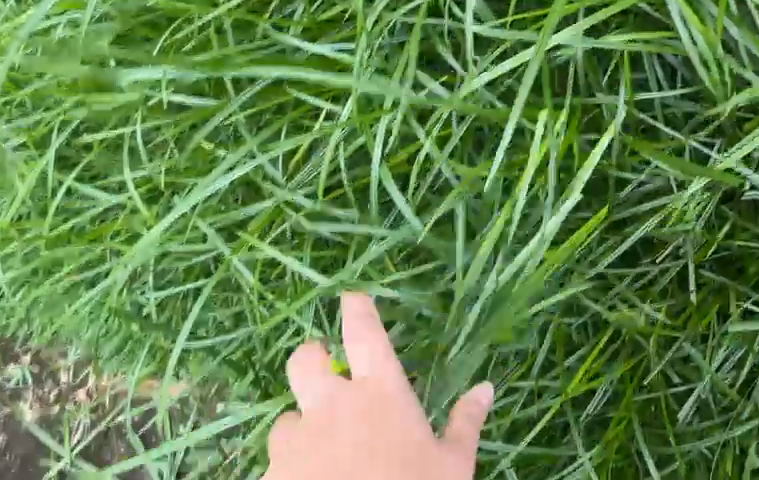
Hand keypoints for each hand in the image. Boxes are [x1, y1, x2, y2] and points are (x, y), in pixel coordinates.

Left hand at [263, 292, 493, 479]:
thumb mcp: (453, 465)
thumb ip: (466, 422)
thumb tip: (487, 387)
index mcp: (381, 393)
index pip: (365, 333)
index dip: (357, 309)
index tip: (351, 296)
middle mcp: (333, 407)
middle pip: (305, 360)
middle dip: (311, 357)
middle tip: (323, 368)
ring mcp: (297, 445)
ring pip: (285, 420)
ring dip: (300, 429)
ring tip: (319, 453)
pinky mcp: (271, 479)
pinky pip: (275, 468)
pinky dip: (289, 473)